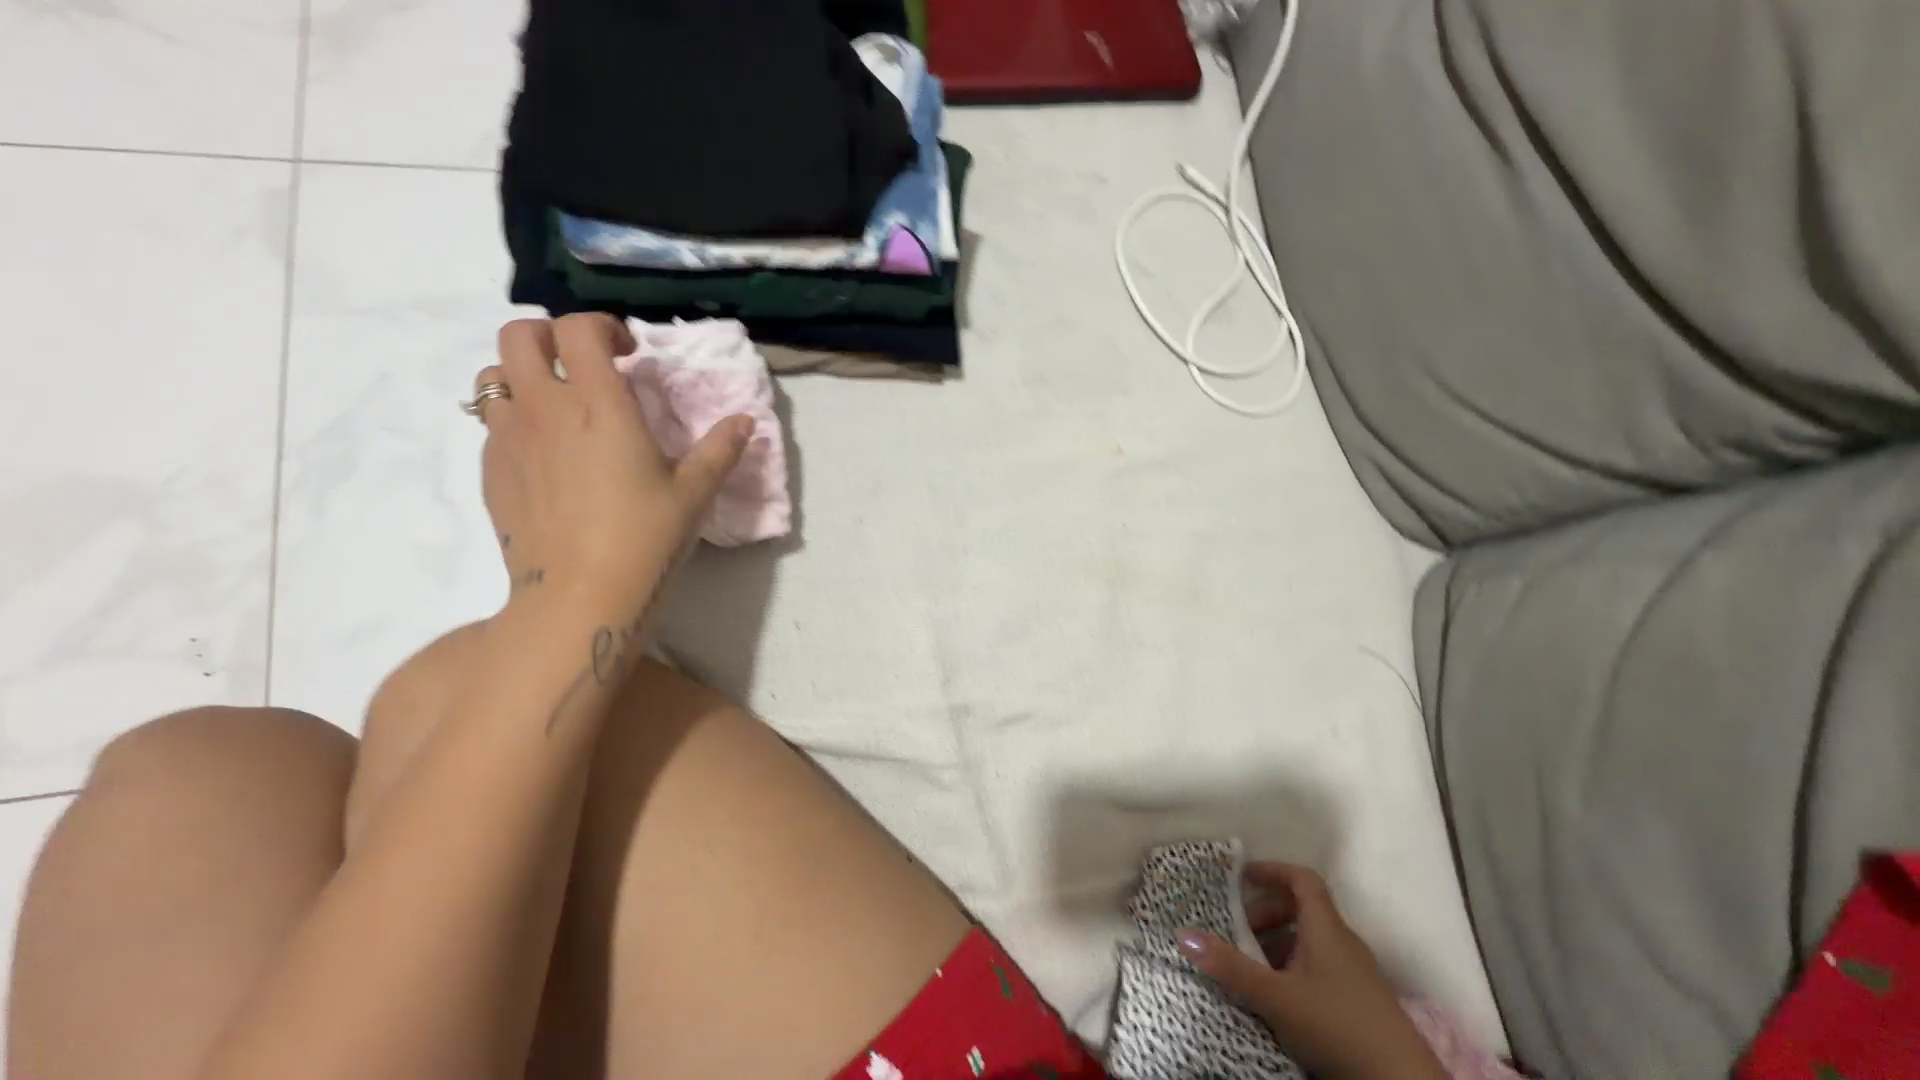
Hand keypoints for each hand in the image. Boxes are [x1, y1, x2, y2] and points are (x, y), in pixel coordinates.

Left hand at [473, 314, 750, 617]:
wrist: (578, 597)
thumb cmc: (644, 540)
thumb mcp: (693, 495)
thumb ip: (719, 451)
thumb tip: (746, 422)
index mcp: (598, 405)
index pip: (578, 329)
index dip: (601, 327)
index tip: (627, 354)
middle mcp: (545, 409)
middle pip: (518, 335)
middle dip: (547, 336)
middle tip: (580, 365)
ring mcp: (509, 440)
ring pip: (493, 377)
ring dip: (522, 377)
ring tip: (556, 406)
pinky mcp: (491, 472)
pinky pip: (492, 426)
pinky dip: (515, 422)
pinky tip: (545, 457)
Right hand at [1177, 863, 1447, 1079]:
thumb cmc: (1336, 1025)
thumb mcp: (1275, 997)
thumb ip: (1229, 967)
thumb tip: (1182, 934)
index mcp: (1326, 928)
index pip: (1301, 879)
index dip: (1271, 871)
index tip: (1240, 877)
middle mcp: (1343, 941)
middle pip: (1301, 909)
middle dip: (1265, 915)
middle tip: (1236, 933)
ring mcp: (1354, 971)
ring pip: (1309, 941)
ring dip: (1276, 946)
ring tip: (1249, 969)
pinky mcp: (1358, 999)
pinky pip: (1318, 966)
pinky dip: (1291, 969)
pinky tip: (1276, 998)